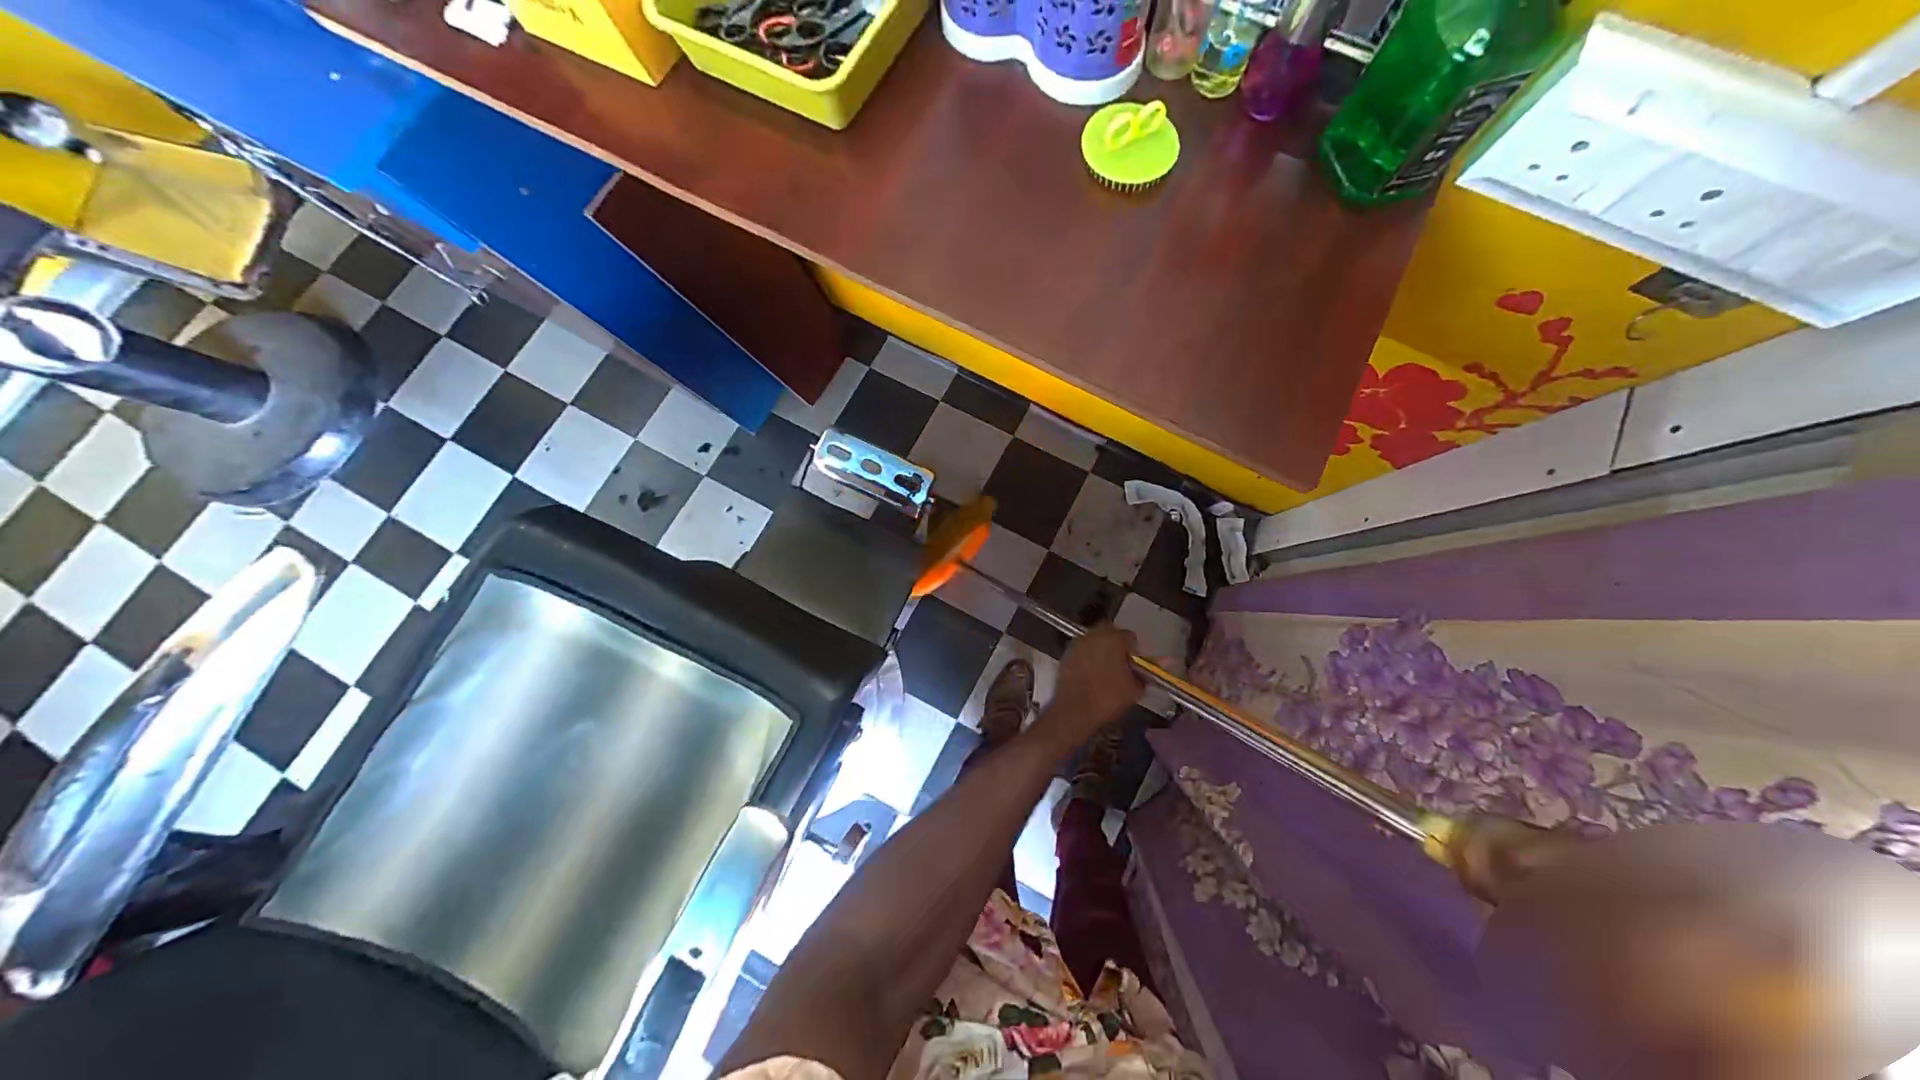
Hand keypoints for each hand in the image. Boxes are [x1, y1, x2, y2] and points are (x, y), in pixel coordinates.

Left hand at [1037, 625, 1142, 748]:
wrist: (1074, 711)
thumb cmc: (1108, 698)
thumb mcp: (1135, 688)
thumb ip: (1150, 671)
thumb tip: (1167, 661)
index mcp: (1114, 639)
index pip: (1130, 636)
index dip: (1134, 650)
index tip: (1135, 664)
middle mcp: (1094, 635)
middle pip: (1110, 632)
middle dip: (1117, 644)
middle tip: (1121, 663)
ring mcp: (1078, 643)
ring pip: (1094, 639)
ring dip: (1102, 648)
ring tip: (1106, 668)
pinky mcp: (1066, 654)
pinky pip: (1082, 649)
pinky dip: (1088, 656)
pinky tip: (1091, 672)